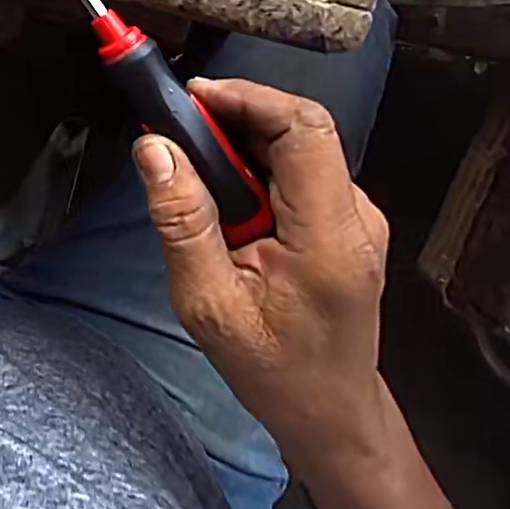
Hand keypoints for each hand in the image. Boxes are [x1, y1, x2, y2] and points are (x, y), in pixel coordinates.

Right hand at [132, 78, 392, 463]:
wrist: (330, 411)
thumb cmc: (274, 369)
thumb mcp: (209, 304)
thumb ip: (182, 222)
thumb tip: (155, 149)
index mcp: (330, 235)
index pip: (303, 127)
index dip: (248, 98)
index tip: (194, 98)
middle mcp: (354, 213)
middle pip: (298, 127)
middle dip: (235, 114)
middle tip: (183, 127)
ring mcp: (354, 214)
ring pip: (296, 142)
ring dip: (242, 137)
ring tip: (196, 159)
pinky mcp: (343, 217)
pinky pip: (297, 165)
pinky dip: (255, 159)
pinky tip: (224, 185)